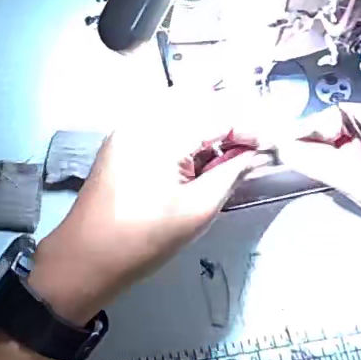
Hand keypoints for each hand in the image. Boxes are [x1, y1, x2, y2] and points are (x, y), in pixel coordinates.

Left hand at [30, 104, 269, 319]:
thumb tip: (256, 153)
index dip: (253, 128)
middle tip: (257, 149)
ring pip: (187, 107)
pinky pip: (167, 120)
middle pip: (205, 101)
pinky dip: (192, 132)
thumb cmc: (140, 240)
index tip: (274, 145)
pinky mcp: (126, 138)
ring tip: (233, 156)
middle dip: (236, 122)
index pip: (222, 113)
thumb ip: (233, 172)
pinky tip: (204, 157)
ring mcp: (131, 125)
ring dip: (214, 125)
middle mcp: (144, 118)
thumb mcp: (198, 209)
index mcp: (163, 133)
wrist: (86, 258)